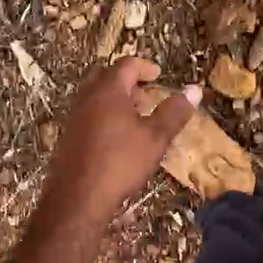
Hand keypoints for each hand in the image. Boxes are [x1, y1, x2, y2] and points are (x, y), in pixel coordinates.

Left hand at [41, 57, 197, 230]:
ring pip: (95, 95)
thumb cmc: (120, 162)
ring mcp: (74, 116)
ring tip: (135, 118)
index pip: (127, 65)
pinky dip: (104, 114)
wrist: (77, 197)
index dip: (145, 66)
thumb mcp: (155, 138)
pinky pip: (88, 113)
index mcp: (108, 90)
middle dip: (127, 81)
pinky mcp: (68, 135)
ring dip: (115, 99)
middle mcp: (88, 97)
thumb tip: (194, 90)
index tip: (158, 74)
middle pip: (106, 75)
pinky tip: (116, 138)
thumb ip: (174, 112)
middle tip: (145, 95)